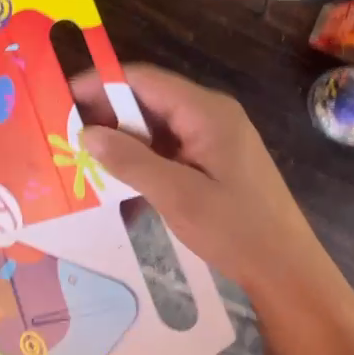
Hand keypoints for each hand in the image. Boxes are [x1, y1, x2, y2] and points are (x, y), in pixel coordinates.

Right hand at [73, 64, 332, 296]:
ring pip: (154, 123)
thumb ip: (129, 160)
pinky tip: (116, 176)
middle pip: (146, 98)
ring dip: (120, 136)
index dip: (100, 84)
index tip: (63, 98)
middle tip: (67, 131)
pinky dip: (139, 155)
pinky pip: (166, 144)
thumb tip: (86, 133)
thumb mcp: (176, 195)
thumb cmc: (237, 231)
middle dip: (106, 112)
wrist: (290, 274)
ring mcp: (213, 136)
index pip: (142, 80)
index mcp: (206, 112)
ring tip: (84, 154)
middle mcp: (210, 114)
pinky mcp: (212, 159)